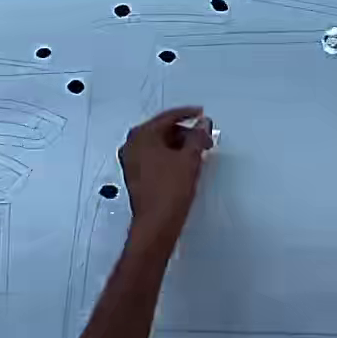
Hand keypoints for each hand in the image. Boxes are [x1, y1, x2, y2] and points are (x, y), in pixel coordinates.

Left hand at [117, 106, 213, 251]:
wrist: (156, 223)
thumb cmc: (170, 190)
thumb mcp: (189, 158)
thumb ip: (197, 136)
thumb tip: (203, 123)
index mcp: (141, 135)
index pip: (167, 117)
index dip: (188, 114)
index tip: (202, 114)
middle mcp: (132, 144)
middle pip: (162, 129)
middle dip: (185, 132)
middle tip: (205, 137)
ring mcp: (131, 160)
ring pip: (158, 144)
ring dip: (178, 144)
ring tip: (198, 152)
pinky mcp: (135, 174)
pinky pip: (154, 156)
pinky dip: (170, 155)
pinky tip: (185, 162)